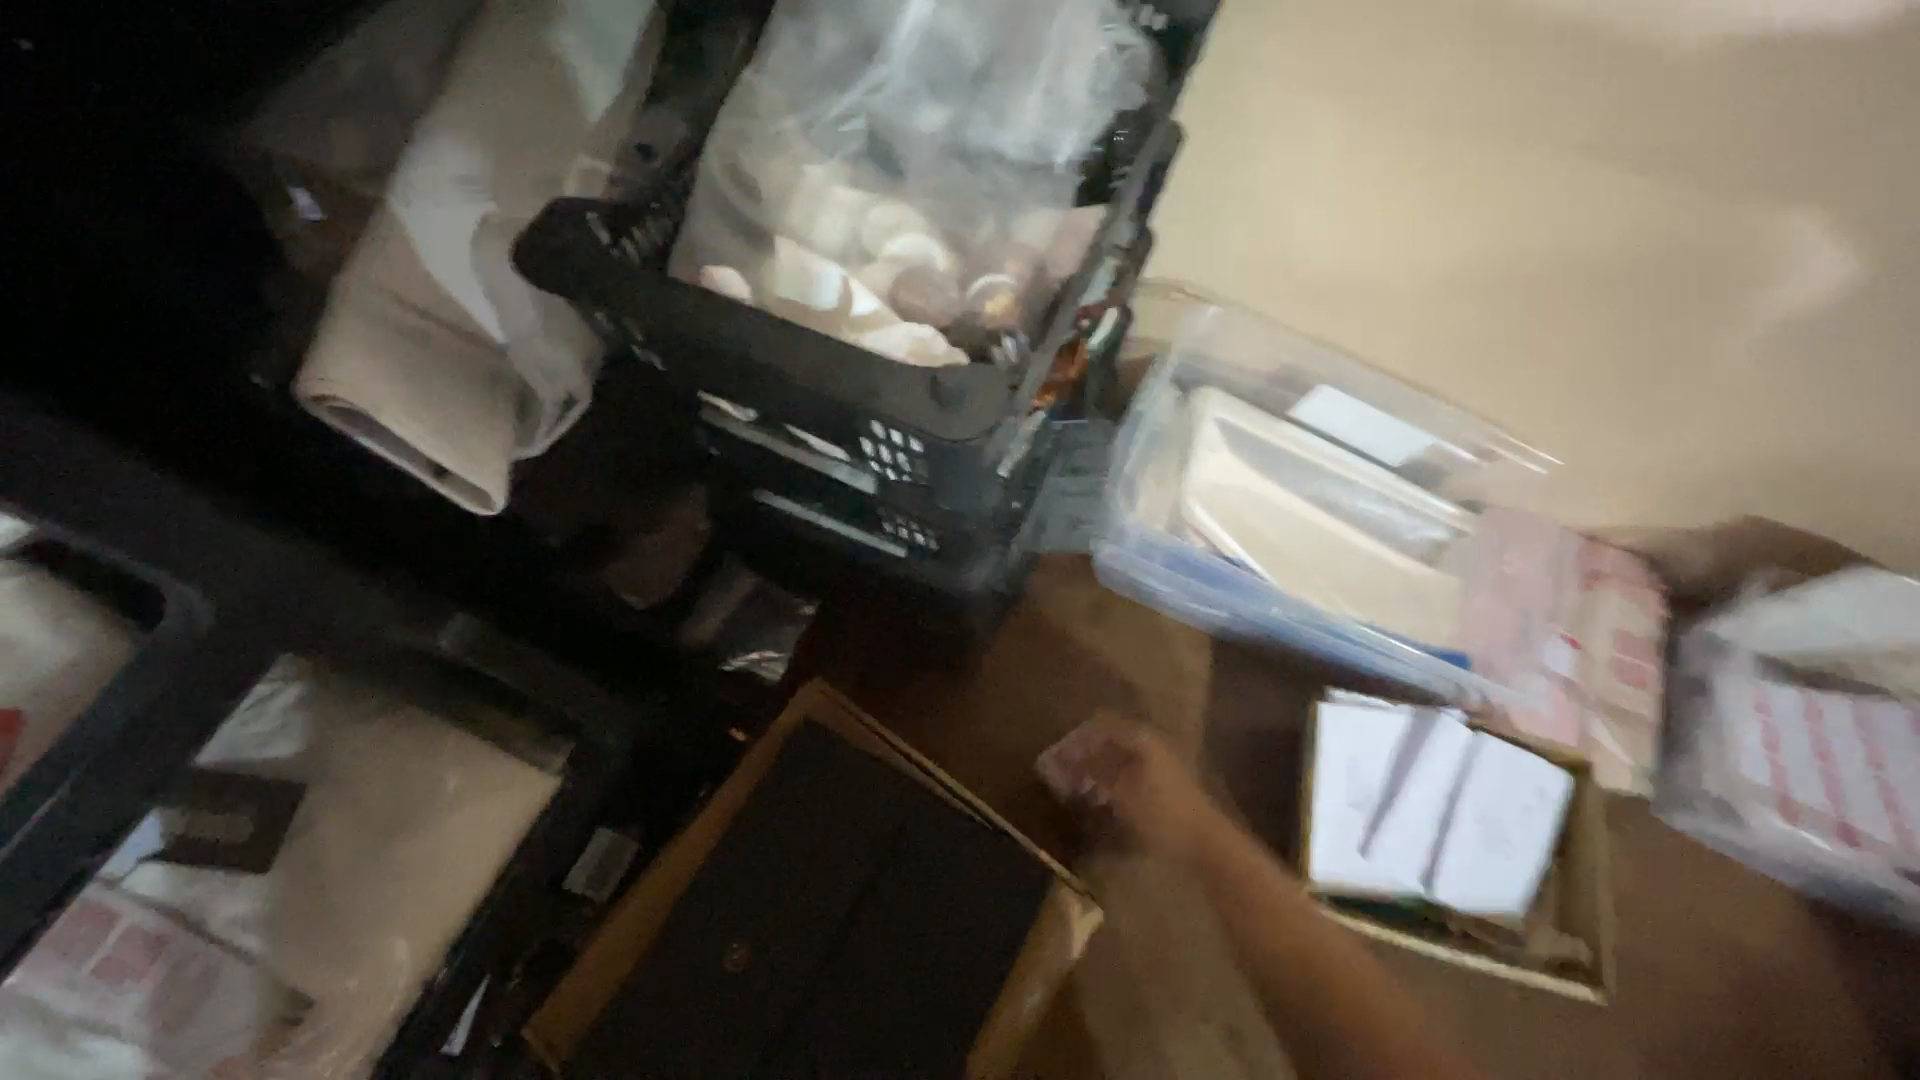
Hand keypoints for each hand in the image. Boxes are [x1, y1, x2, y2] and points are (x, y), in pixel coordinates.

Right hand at [1035, 714, 1226, 858]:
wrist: (1208, 845)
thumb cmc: (1162, 814)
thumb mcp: (1122, 792)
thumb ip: (1091, 770)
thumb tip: (1063, 758)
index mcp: (1142, 738)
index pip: (1099, 726)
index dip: (1074, 741)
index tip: (1053, 759)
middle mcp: (1152, 744)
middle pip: (1109, 741)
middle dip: (1083, 756)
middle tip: (1061, 777)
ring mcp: (1161, 764)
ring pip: (1119, 759)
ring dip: (1095, 771)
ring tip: (1077, 792)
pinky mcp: (1165, 785)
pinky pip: (1130, 775)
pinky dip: (1111, 784)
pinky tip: (1100, 802)